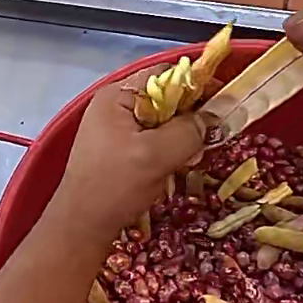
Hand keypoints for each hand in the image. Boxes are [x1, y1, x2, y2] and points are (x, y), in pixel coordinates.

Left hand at [47, 82, 204, 238]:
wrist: (80, 227)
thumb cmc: (113, 186)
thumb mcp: (156, 155)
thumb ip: (188, 131)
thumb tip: (212, 118)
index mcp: (118, 96)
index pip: (164, 75)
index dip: (196, 84)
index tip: (222, 101)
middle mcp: (115, 107)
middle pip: (165, 98)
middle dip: (190, 116)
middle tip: (210, 136)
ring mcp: (115, 130)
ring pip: (162, 123)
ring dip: (181, 138)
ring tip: (193, 156)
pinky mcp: (119, 152)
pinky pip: (153, 142)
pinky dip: (169, 152)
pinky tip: (177, 167)